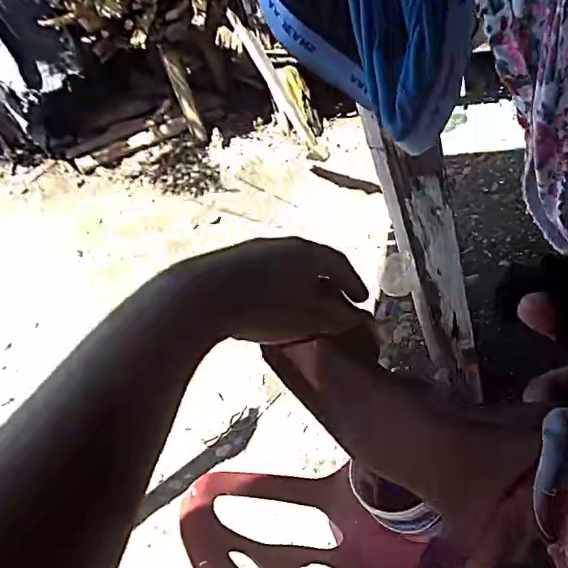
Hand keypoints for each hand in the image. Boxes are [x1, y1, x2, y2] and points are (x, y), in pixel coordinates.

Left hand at [176, 237, 370, 344]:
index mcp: (310, 252)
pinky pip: (266, 276)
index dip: (354, 284)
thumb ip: (344, 321)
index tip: (361, 300)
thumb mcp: (313, 320)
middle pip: (315, 265)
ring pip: (289, 270)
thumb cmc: (267, 308)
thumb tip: (365, 322)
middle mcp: (285, 245)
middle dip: (328, 286)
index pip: (341, 265)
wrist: (201, 296)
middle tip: (336, 306)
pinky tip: (272, 310)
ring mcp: (256, 251)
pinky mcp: (232, 263)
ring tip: (305, 311)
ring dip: (301, 289)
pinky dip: (278, 291)